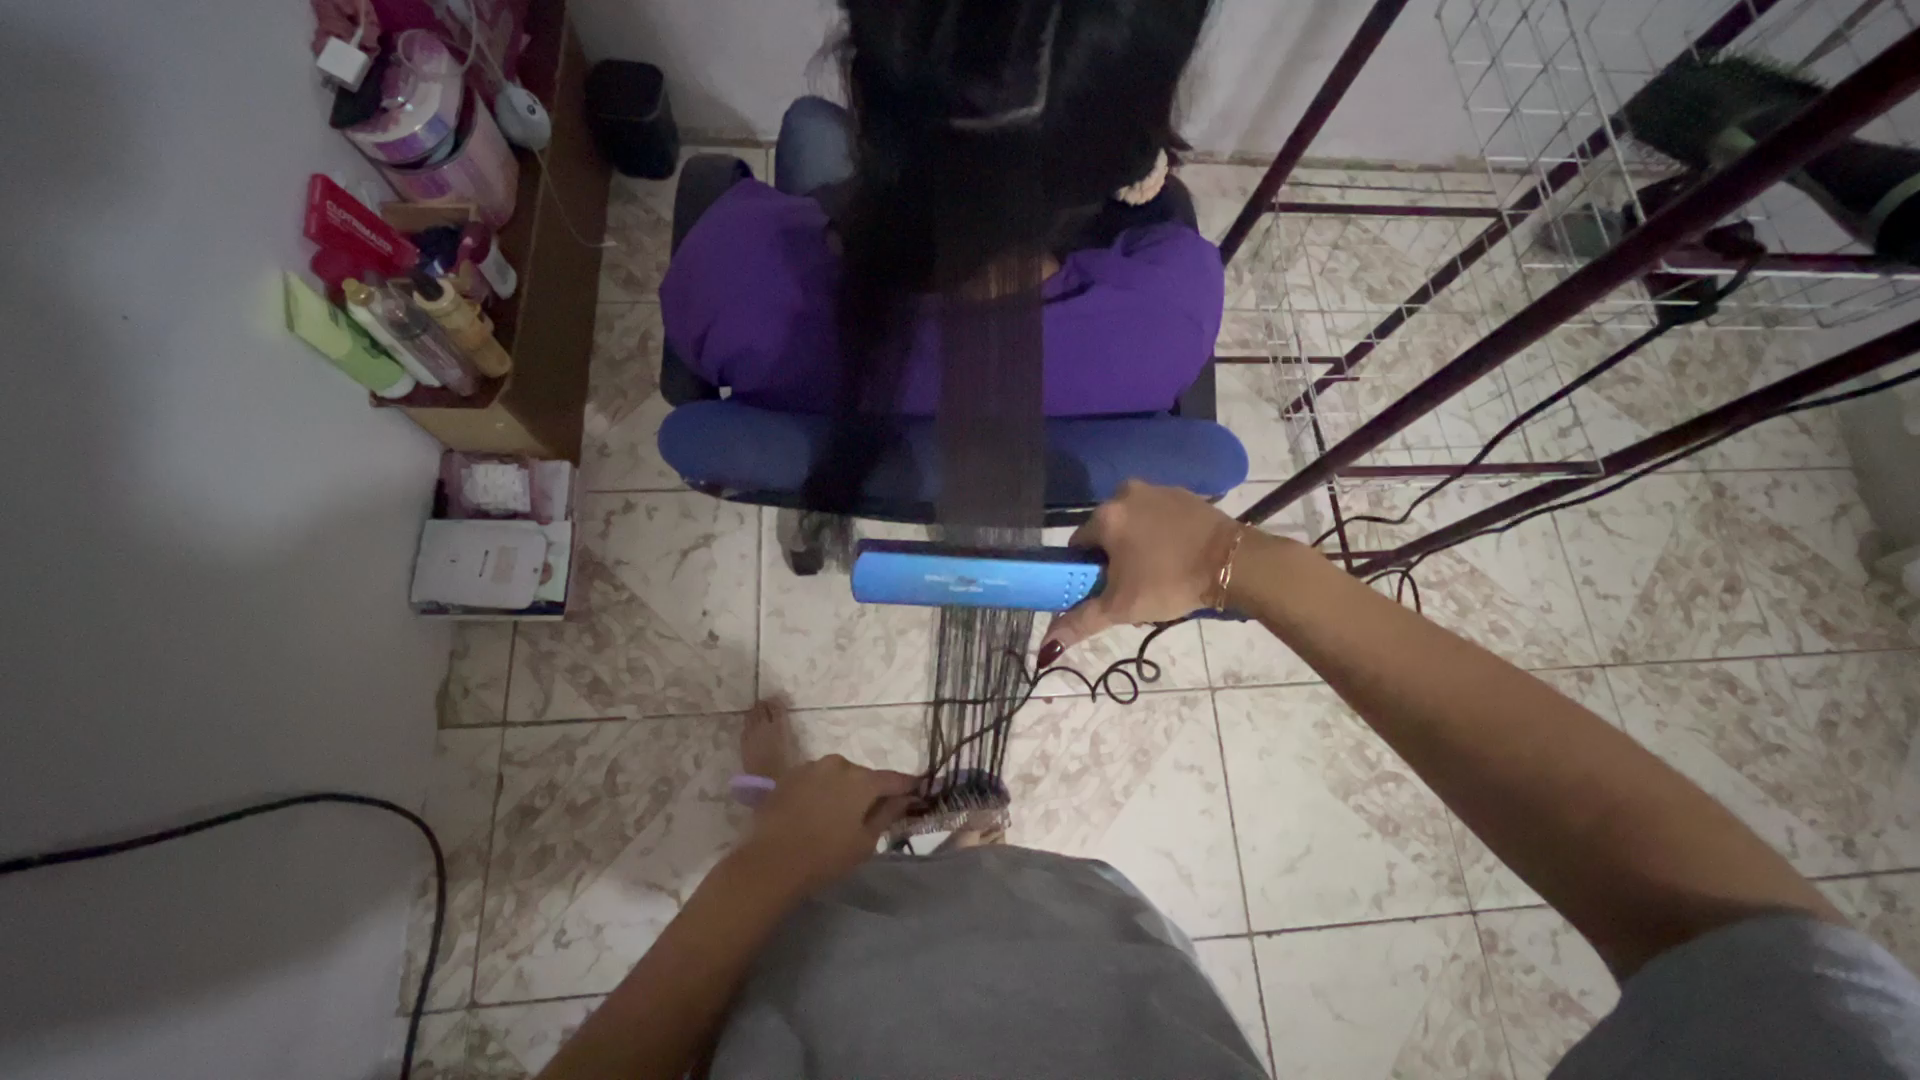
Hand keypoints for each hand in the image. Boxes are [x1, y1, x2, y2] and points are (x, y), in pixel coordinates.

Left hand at [734, 756, 919, 897]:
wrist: (770, 863)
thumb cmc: (825, 857)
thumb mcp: (865, 842)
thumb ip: (887, 814)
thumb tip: (905, 798)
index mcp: (862, 780)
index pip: (894, 779)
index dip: (908, 786)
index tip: (918, 792)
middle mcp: (838, 764)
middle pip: (864, 776)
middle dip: (870, 791)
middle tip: (870, 814)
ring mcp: (810, 767)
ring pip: (837, 776)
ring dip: (843, 789)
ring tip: (838, 816)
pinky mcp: (789, 776)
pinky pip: (815, 779)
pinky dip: (821, 791)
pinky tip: (815, 812)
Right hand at [1039, 480, 1240, 662]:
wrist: (1234, 564)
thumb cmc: (1170, 583)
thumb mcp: (1121, 607)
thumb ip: (1080, 623)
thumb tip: (1045, 648)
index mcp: (1104, 516)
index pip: (1078, 547)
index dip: (1087, 572)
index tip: (1106, 590)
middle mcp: (1124, 493)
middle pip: (1106, 533)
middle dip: (1113, 559)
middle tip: (1134, 588)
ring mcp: (1157, 489)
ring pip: (1132, 524)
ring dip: (1137, 546)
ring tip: (1158, 574)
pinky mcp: (1183, 493)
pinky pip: (1158, 516)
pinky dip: (1160, 534)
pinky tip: (1175, 556)